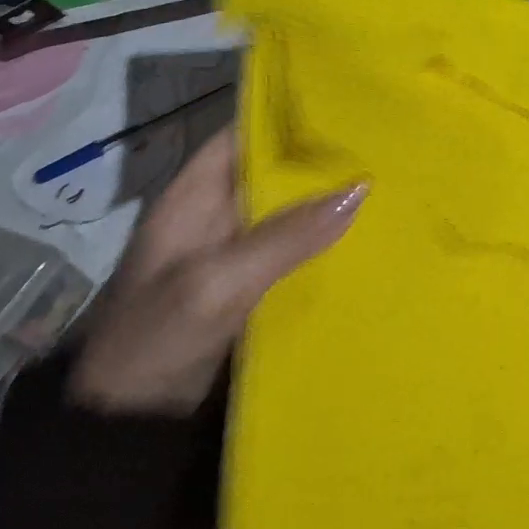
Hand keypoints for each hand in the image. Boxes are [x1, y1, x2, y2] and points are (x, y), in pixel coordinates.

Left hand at [69, 129, 367, 414]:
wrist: (129, 424)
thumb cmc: (158, 338)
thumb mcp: (219, 282)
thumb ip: (286, 236)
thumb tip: (361, 187)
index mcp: (194, 198)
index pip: (244, 136)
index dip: (290, 116)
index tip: (349, 103)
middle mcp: (219, 216)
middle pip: (277, 172)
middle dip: (326, 159)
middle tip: (392, 144)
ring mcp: (238, 254)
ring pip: (294, 213)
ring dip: (335, 203)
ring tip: (399, 183)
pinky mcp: (257, 289)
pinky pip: (301, 253)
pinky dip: (333, 243)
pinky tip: (376, 238)